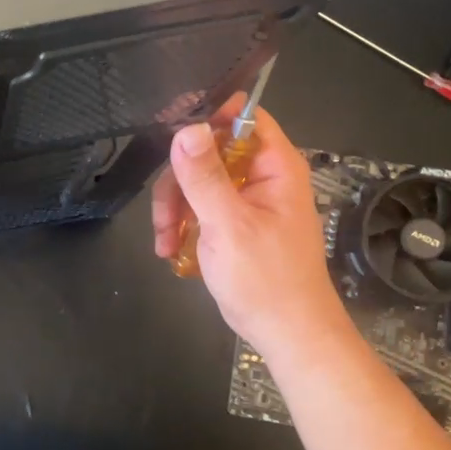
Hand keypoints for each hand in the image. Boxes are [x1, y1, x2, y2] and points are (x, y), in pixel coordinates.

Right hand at [152, 98, 351, 356]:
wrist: (287, 333)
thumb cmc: (265, 279)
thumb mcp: (227, 224)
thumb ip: (204, 176)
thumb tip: (186, 128)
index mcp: (275, 167)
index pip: (243, 117)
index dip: (207, 116)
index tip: (169, 130)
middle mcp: (264, 178)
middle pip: (210, 153)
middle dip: (179, 181)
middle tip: (164, 216)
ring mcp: (249, 202)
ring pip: (199, 183)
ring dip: (174, 209)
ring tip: (163, 243)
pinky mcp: (235, 225)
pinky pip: (201, 208)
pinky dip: (182, 225)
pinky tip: (169, 249)